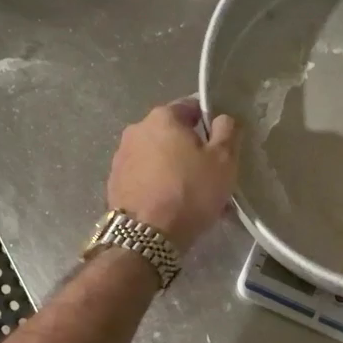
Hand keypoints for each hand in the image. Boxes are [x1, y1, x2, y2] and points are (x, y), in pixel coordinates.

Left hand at [106, 99, 240, 253]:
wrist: (147, 235)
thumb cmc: (190, 192)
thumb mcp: (223, 162)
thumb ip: (227, 132)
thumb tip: (223, 118)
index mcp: (163, 117)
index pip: (192, 107)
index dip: (210, 123)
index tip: (221, 144)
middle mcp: (136, 129)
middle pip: (172, 133)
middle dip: (190, 149)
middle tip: (209, 174)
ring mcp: (122, 156)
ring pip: (158, 157)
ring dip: (174, 168)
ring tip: (191, 195)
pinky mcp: (115, 182)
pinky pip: (145, 177)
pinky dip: (158, 185)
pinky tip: (171, 205)